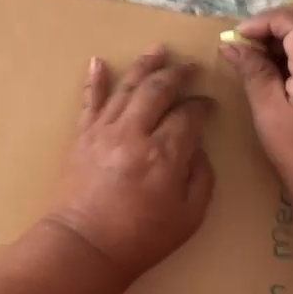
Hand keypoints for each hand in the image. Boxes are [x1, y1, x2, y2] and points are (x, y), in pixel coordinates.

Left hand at [45, 49, 215, 280]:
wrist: (85, 244)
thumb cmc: (142, 237)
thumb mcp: (189, 215)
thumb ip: (200, 176)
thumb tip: (196, 146)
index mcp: (164, 155)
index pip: (188, 115)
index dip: (202, 105)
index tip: (210, 104)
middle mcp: (132, 134)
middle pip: (157, 91)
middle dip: (178, 74)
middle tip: (191, 65)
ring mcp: (103, 131)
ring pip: (125, 88)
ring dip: (143, 66)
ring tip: (158, 49)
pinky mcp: (82, 135)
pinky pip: (89, 101)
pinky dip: (94, 80)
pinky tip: (98, 62)